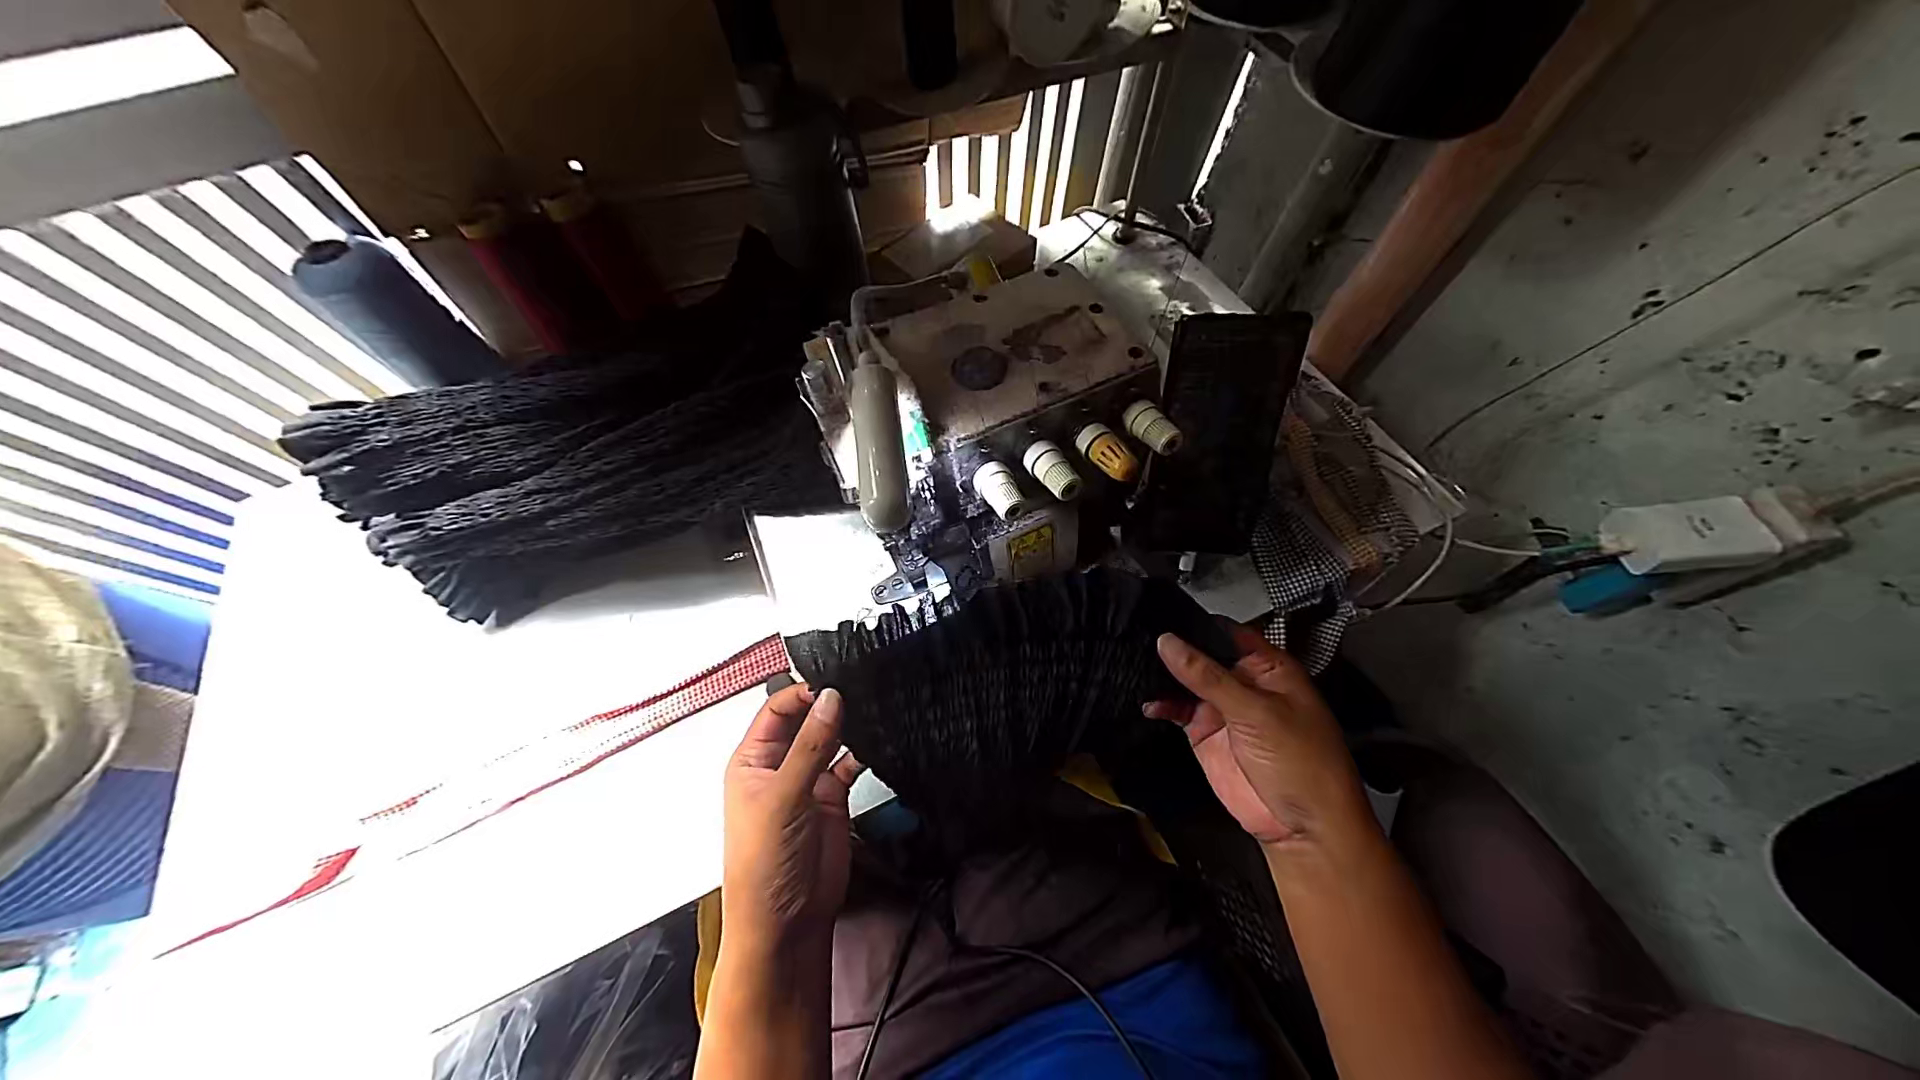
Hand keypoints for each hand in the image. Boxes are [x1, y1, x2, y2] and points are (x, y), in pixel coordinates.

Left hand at [722, 683, 864, 943]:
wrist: (788, 921)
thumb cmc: (763, 866)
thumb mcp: (784, 797)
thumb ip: (810, 746)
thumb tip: (829, 699)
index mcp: (752, 760)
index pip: (776, 710)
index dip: (801, 693)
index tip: (831, 684)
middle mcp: (779, 766)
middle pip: (804, 720)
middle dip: (827, 705)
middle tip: (855, 692)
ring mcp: (807, 781)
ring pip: (830, 738)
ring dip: (846, 726)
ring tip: (867, 712)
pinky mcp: (832, 797)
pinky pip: (849, 762)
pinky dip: (862, 752)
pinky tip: (873, 744)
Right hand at [1147, 626, 1371, 849]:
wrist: (1303, 828)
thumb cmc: (1306, 766)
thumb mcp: (1257, 712)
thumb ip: (1209, 676)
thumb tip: (1170, 643)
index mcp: (1268, 668)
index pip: (1227, 632)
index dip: (1197, 624)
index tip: (1165, 617)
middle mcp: (1243, 683)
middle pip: (1201, 655)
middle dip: (1174, 650)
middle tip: (1141, 640)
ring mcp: (1223, 709)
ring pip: (1184, 681)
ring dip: (1163, 677)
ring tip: (1140, 670)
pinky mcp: (1205, 733)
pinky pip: (1177, 710)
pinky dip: (1161, 705)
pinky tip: (1151, 703)